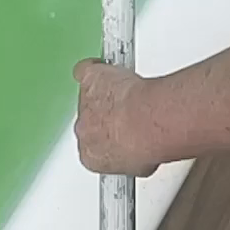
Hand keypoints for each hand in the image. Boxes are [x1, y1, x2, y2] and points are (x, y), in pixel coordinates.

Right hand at [73, 58, 160, 176]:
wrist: (146, 119)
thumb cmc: (144, 142)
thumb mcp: (138, 162)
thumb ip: (128, 153)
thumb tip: (138, 150)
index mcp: (90, 155)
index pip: (91, 145)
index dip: (107, 136)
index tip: (119, 131)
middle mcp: (83, 128)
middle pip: (89, 118)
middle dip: (104, 113)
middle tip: (126, 110)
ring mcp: (85, 101)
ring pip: (90, 94)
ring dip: (104, 91)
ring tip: (125, 89)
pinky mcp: (89, 78)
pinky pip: (84, 70)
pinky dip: (93, 67)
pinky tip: (104, 67)